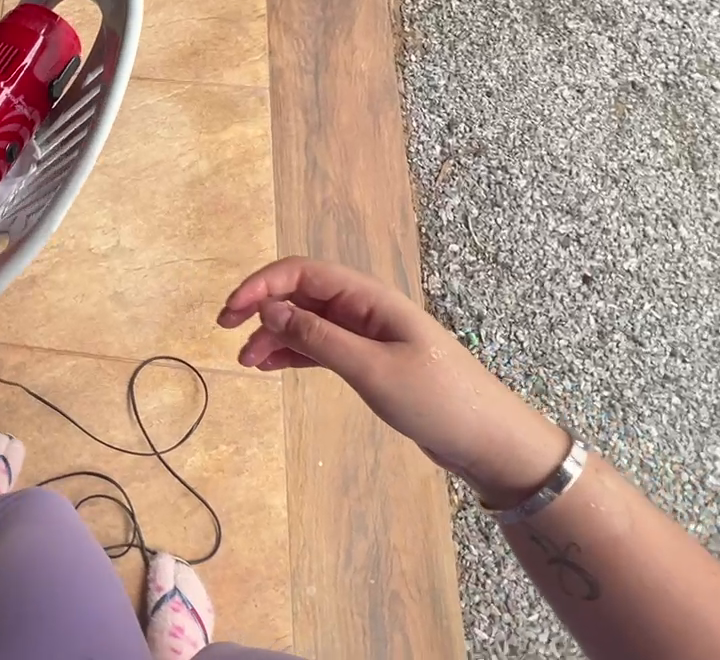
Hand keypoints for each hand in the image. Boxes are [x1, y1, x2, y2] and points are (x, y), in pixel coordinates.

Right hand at [219, 257, 569, 507]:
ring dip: (271, 335)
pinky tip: (269, 365)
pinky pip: (316, 346)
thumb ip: (317, 337)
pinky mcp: (366, 360)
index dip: (261, 284)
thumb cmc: (438, 400)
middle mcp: (361, 309)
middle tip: (226, 329)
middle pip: (298, 294)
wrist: (493, 445)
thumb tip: (267, 309)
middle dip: (260, 307)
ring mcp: (363, 335)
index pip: (301, 273)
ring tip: (246, 360)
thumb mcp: (372, 369)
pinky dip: (290, 352)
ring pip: (303, 322)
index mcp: (367, 298)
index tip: (231, 310)